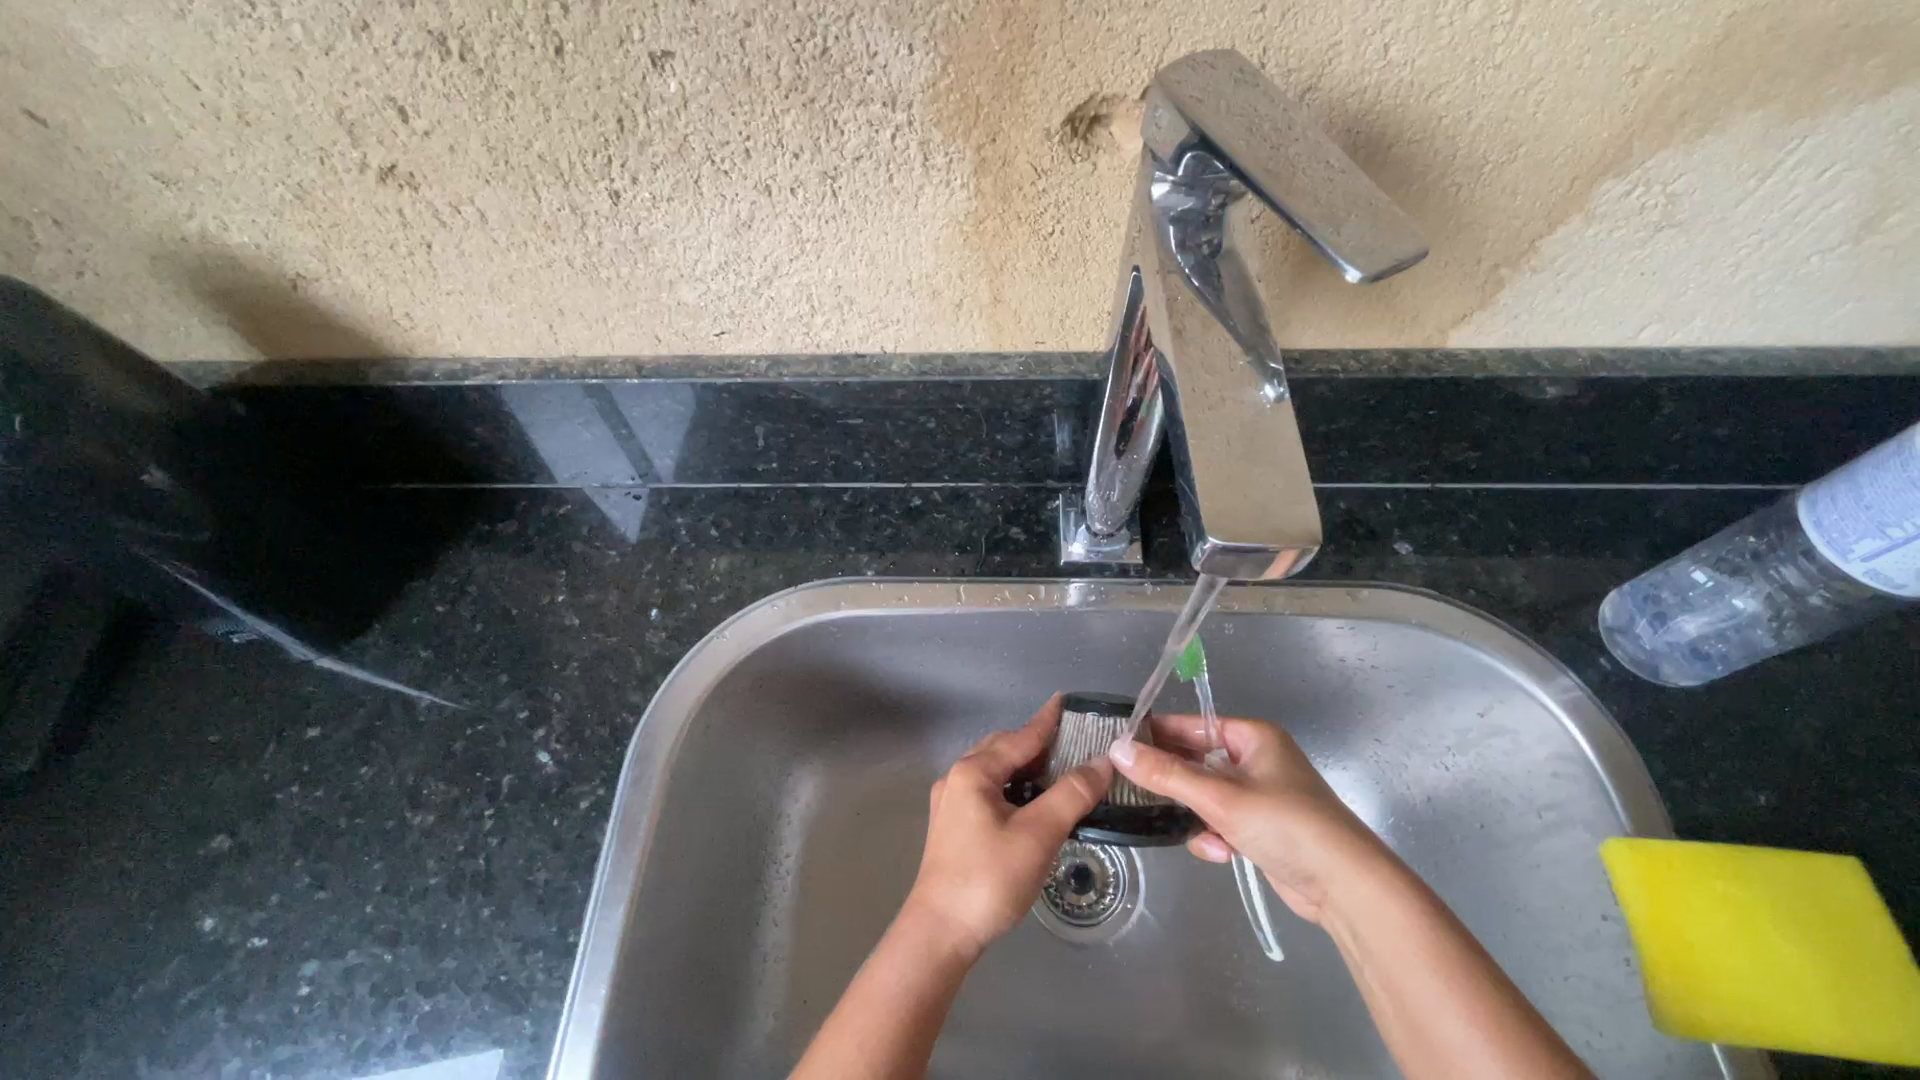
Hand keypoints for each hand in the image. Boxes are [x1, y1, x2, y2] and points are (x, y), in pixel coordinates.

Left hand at [903, 695, 1112, 961]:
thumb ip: (1072, 794)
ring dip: (1026, 769)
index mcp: (974, 772)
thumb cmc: (990, 878)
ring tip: (1060, 773)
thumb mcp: (1038, 834)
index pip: (1020, 736)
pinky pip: (988, 793)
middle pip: (1004, 750)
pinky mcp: (952, 829)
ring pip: (995, 773)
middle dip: (1037, 744)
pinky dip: (1013, 790)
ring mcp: (951, 805)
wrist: (941, 932)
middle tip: (1074, 744)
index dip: (1048, 720)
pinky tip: (1032, 806)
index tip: (1067, 700)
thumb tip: (1104, 762)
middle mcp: (957, 779)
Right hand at [1108, 714, 1393, 923]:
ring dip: (1197, 816)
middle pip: (1196, 761)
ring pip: (1204, 796)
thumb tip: (1118, 749)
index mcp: (1253, 737)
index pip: (1191, 725)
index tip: (1119, 748)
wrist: (1343, 884)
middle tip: (1137, 792)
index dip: (1157, 734)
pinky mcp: (1261, 828)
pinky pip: (1220, 821)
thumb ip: (1166, 774)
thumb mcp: (1219, 797)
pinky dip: (1215, 836)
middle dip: (1176, 783)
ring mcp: (1260, 795)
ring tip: (1201, 833)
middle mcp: (1256, 759)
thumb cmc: (1284, 824)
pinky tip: (1222, 853)